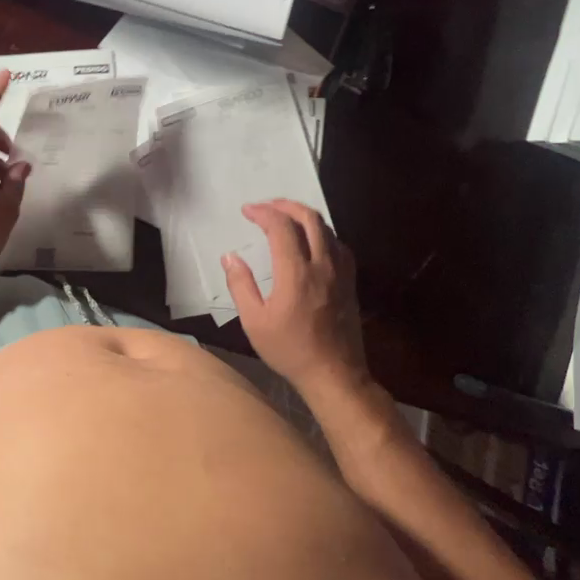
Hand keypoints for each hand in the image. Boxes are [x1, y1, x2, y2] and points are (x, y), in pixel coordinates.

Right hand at [223, 200, 367, 396]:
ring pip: (327, 229)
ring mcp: (340, 273)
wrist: (334, 375)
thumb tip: (230, 256)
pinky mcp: (350, 282)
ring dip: (305, 216)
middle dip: (285, 205)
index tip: (247, 211)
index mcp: (295, 273)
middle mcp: (322, 265)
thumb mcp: (254, 321)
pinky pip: (339, 245)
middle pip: (309, 218)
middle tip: (266, 206)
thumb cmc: (289, 349)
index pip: (281, 227)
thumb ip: (241, 285)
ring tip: (286, 218)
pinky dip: (322, 233)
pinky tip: (312, 241)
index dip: (262, 212)